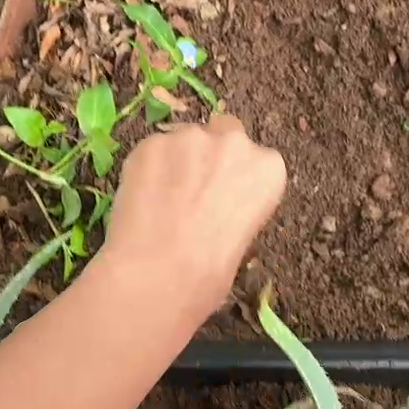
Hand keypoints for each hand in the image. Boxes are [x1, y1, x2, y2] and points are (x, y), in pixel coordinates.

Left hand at [95, 114, 285, 314]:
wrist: (158, 273)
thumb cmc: (209, 274)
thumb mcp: (242, 242)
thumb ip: (235, 207)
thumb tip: (214, 208)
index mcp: (268, 169)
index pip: (257, 159)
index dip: (236, 177)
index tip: (223, 196)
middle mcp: (234, 143)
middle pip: (224, 133)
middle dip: (210, 155)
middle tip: (191, 189)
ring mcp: (189, 138)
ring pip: (184, 140)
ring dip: (176, 160)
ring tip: (160, 198)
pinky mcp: (151, 142)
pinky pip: (152, 150)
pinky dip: (147, 168)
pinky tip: (140, 198)